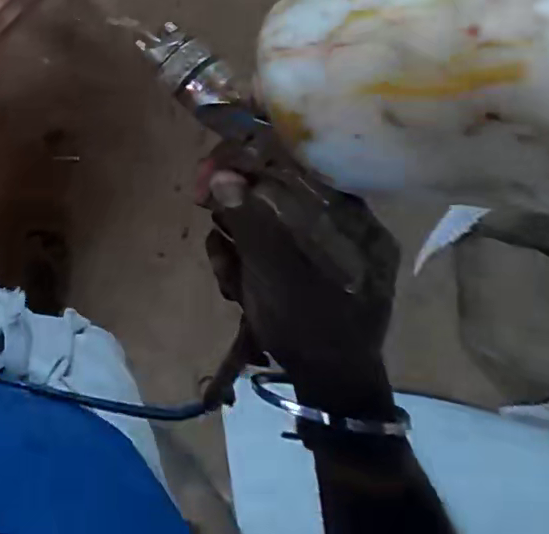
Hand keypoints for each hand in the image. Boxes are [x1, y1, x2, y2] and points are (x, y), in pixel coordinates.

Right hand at [201, 158, 401, 416]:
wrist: (328, 391)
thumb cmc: (313, 330)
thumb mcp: (277, 276)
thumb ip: (250, 223)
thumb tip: (221, 175)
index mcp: (347, 214)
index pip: (293, 162)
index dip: (247, 158)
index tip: (209, 171)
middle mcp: (334, 219)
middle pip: (270, 185)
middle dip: (232, 202)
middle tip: (202, 203)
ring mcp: (312, 241)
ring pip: (257, 213)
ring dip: (231, 236)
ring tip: (228, 273)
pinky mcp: (291, 260)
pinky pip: (256, 239)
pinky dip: (238, 257)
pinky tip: (233, 284)